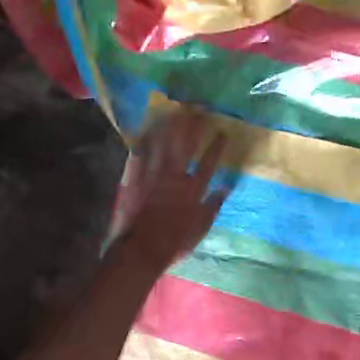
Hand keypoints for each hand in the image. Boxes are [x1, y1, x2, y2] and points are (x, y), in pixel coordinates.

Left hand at [109, 110, 229, 271]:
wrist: (140, 250)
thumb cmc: (173, 244)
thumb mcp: (200, 229)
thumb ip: (212, 207)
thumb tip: (225, 189)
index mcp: (193, 190)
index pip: (209, 162)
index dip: (216, 146)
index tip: (222, 131)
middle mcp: (174, 177)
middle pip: (185, 146)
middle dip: (192, 126)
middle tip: (197, 109)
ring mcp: (151, 176)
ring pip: (161, 144)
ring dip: (167, 126)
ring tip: (172, 111)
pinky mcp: (133, 179)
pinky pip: (138, 155)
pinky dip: (142, 142)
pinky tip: (145, 130)